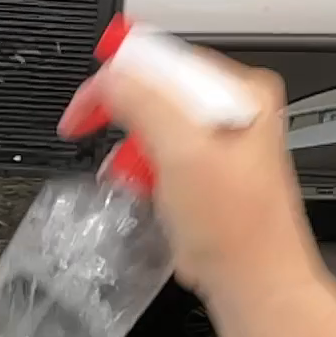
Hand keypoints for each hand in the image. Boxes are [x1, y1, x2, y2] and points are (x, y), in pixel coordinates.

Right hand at [58, 49, 320, 300]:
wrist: (251, 278)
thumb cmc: (237, 228)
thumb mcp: (184, 154)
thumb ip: (145, 105)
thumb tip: (109, 76)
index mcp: (240, 90)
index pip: (161, 58)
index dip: (113, 78)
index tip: (84, 106)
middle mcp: (232, 107)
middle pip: (151, 85)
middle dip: (117, 110)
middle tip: (85, 126)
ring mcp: (215, 136)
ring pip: (149, 117)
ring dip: (127, 141)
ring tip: (129, 169)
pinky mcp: (200, 163)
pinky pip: (154, 144)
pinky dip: (137, 161)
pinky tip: (142, 181)